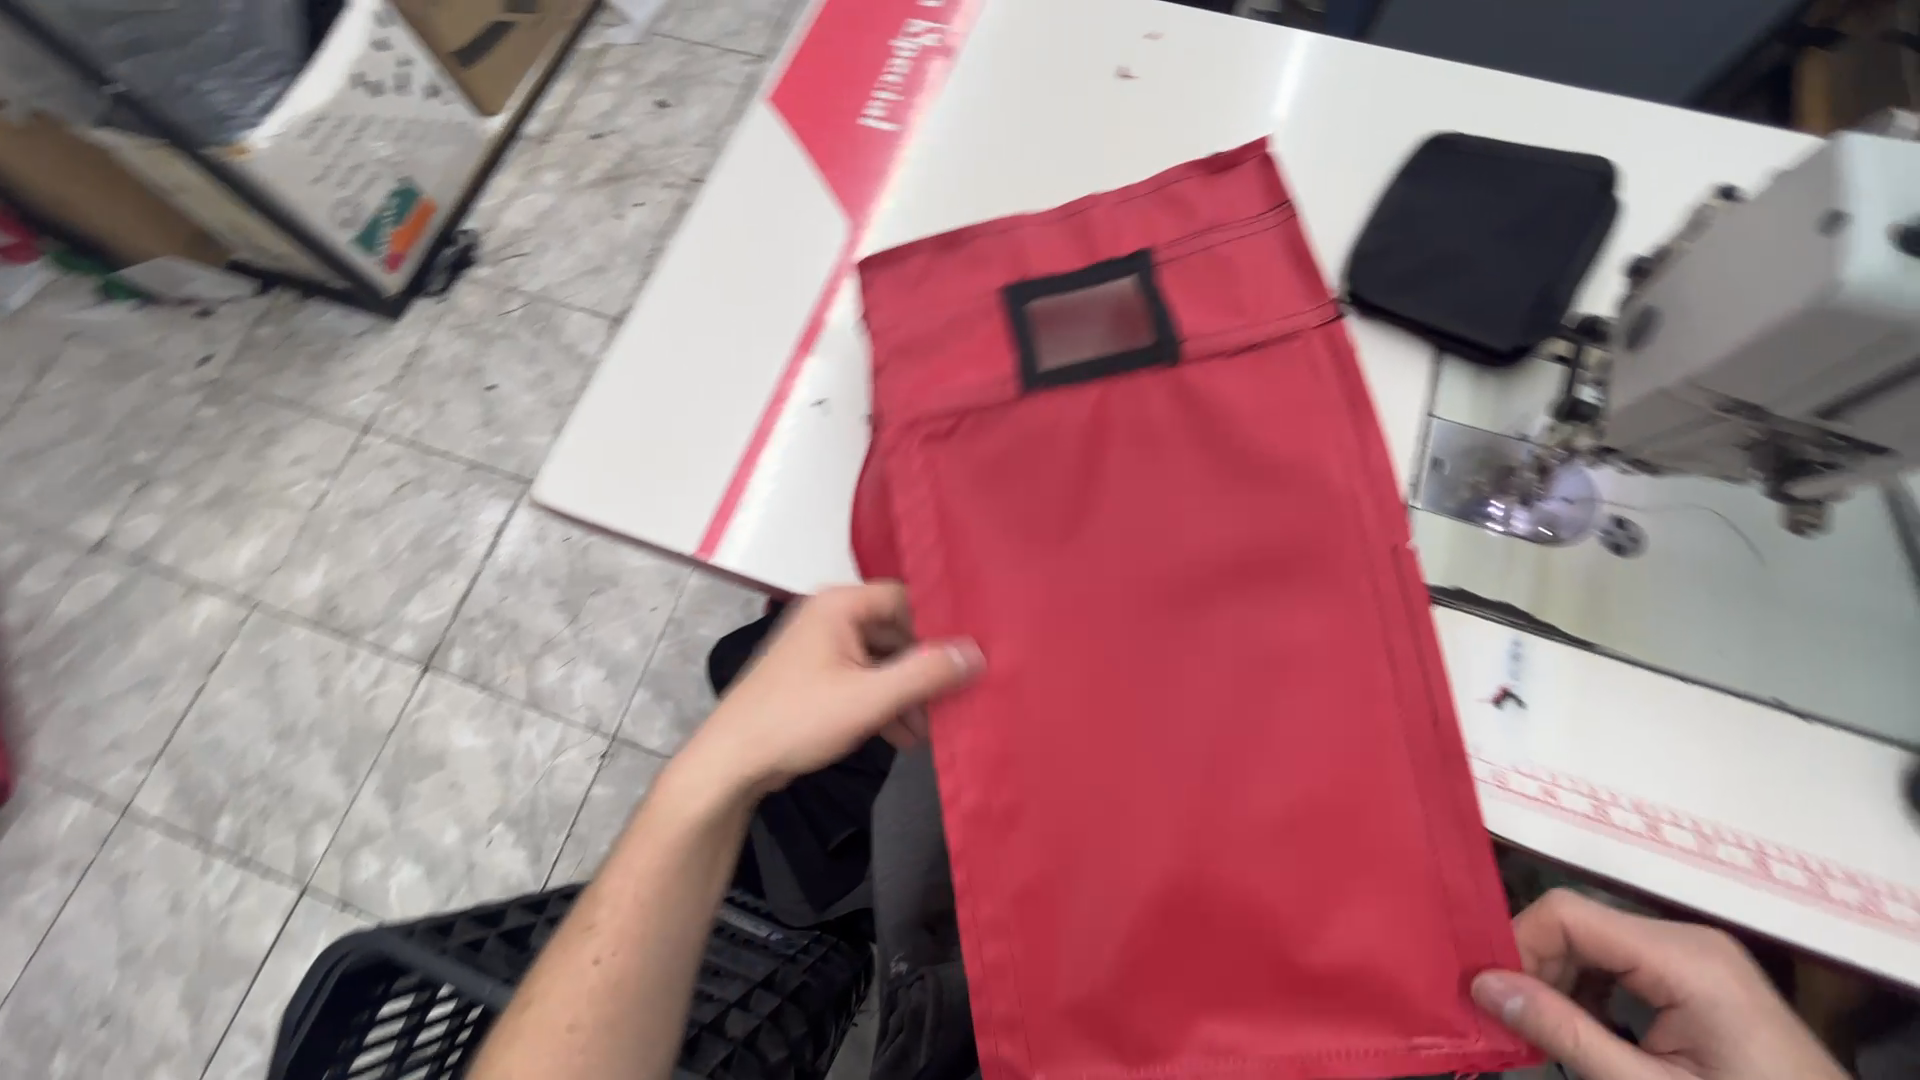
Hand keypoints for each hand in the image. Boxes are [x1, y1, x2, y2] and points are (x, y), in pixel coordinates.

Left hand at [676, 582, 981, 797]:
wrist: (731, 763)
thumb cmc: (798, 720)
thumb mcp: (870, 699)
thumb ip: (926, 674)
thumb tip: (977, 654)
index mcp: (840, 605)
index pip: (906, 598)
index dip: (938, 625)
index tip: (969, 654)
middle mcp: (832, 617)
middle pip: (896, 632)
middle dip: (923, 670)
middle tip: (954, 700)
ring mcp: (823, 648)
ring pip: (882, 661)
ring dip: (907, 694)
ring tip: (928, 730)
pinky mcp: (817, 678)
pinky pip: (864, 680)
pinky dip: (884, 704)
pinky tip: (903, 737)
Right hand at [1471, 889, 1846, 1079]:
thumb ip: (1563, 1032)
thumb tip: (1481, 985)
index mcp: (1684, 958)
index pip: (1566, 913)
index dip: (1518, 945)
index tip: (1493, 995)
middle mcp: (1689, 940)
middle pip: (1578, 925)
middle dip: (1536, 968)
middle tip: (1515, 1021)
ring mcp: (1699, 956)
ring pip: (1593, 941)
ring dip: (1559, 981)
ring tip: (1548, 1031)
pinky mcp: (1701, 977)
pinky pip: (1621, 961)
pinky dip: (1590, 989)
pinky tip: (1586, 1028)